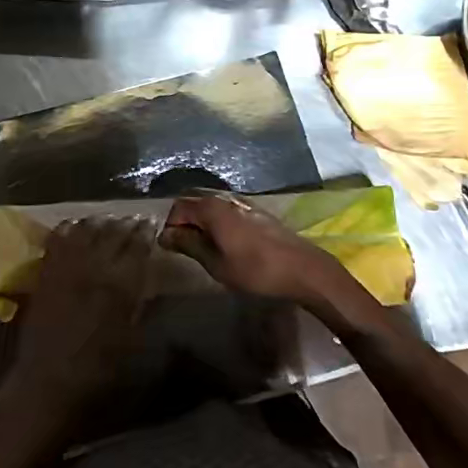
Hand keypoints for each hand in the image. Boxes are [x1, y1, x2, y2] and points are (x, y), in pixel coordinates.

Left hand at [2, 217, 154, 417]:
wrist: (48, 381)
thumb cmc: (98, 370)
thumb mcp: (132, 340)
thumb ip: (140, 306)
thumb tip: (148, 284)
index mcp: (121, 285)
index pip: (138, 247)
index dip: (145, 232)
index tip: (151, 222)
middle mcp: (95, 267)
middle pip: (113, 233)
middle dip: (125, 223)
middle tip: (133, 218)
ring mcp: (67, 266)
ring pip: (86, 229)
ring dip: (99, 222)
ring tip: (107, 219)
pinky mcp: (45, 271)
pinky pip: (57, 239)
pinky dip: (68, 228)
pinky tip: (74, 225)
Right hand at [160, 191, 349, 306]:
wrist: (302, 269)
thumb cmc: (254, 269)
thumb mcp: (215, 263)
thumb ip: (189, 244)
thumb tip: (165, 235)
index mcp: (211, 208)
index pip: (178, 207)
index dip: (170, 225)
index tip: (170, 247)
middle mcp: (225, 198)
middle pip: (194, 202)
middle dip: (184, 221)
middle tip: (184, 247)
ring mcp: (243, 203)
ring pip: (211, 206)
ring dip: (202, 222)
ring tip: (203, 247)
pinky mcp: (256, 212)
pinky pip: (227, 211)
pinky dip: (217, 223)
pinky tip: (224, 242)